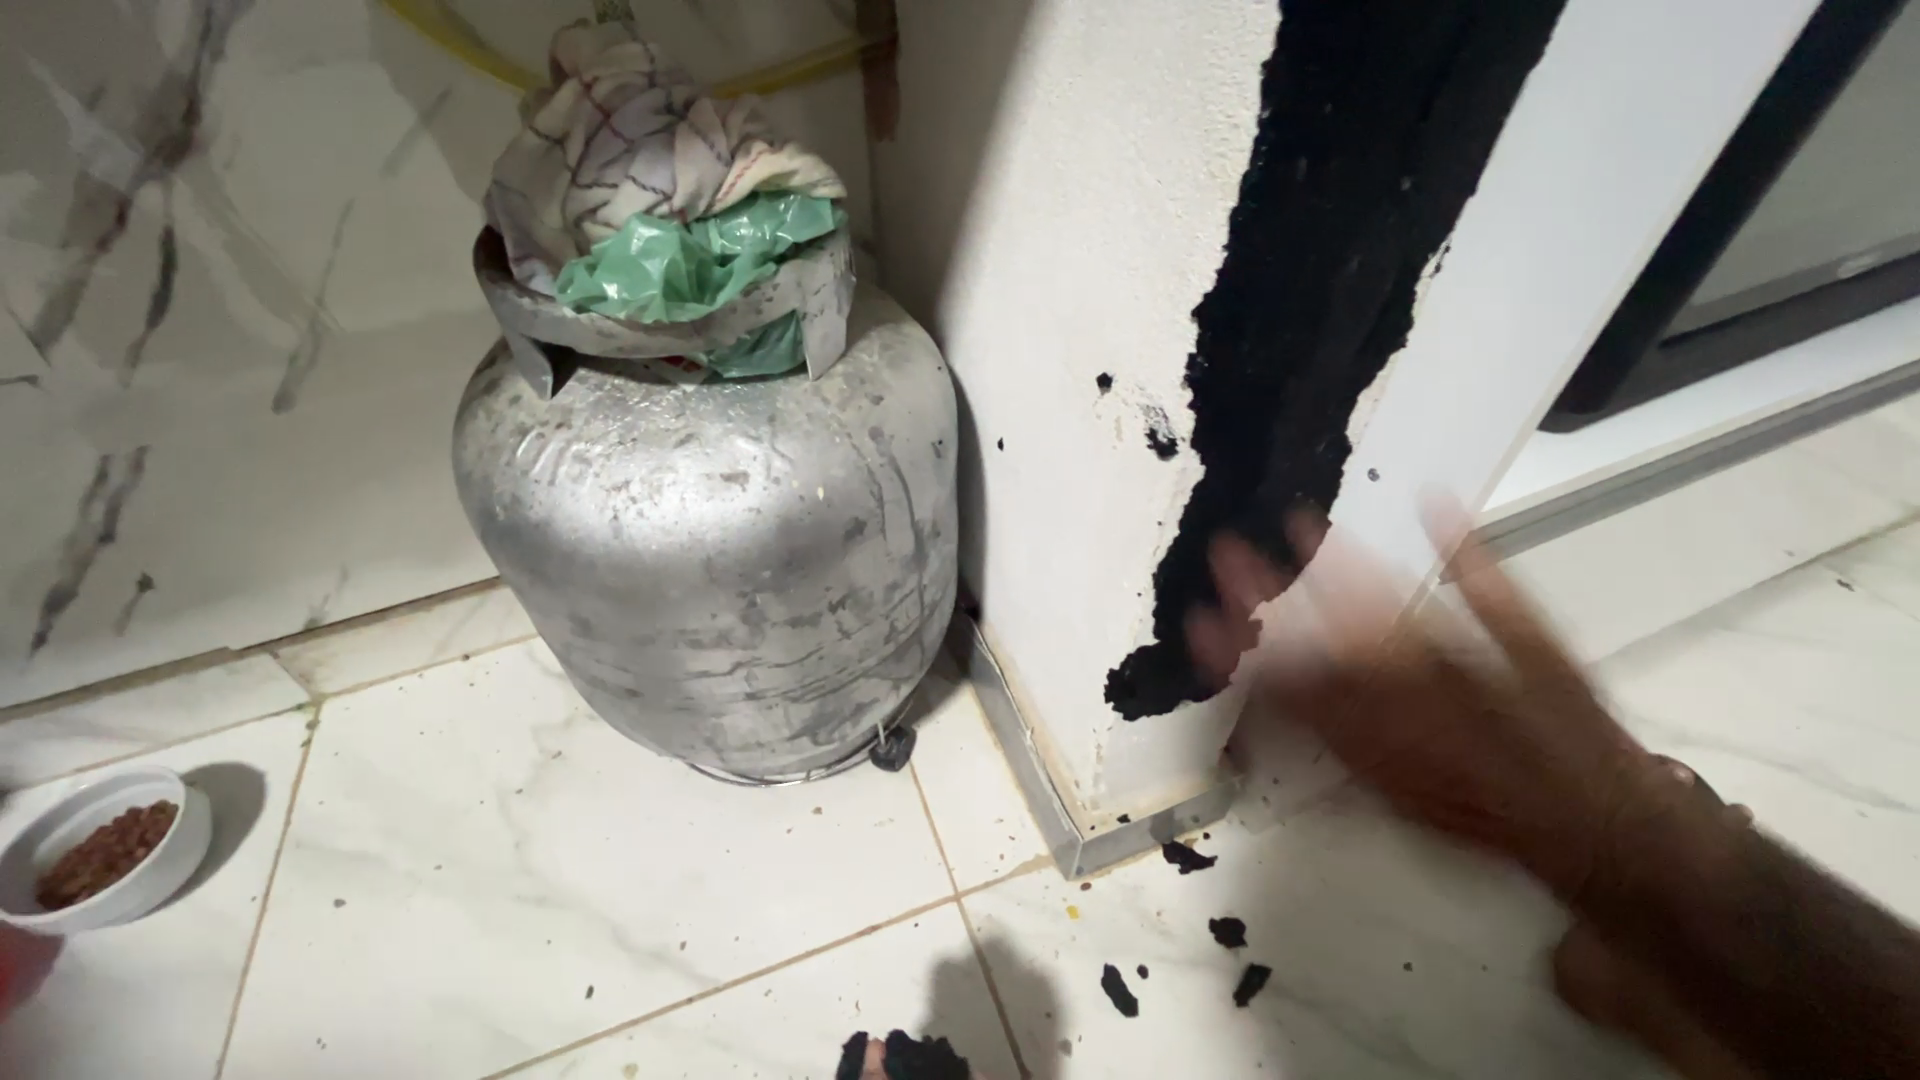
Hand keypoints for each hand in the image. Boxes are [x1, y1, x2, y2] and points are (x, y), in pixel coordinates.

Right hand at [1185, 508, 1663, 899]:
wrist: (1599, 823)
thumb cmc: (1481, 817)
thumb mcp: (1390, 798)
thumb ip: (1329, 747)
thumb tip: (1272, 712)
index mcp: (1373, 741)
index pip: (1288, 688)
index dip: (1239, 651)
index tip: (1200, 618)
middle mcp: (1411, 699)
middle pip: (1324, 640)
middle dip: (1267, 595)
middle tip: (1227, 551)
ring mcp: (1468, 663)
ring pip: (1388, 612)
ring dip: (1338, 566)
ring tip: (1300, 521)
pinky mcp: (1524, 641)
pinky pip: (1492, 592)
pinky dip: (1464, 547)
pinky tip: (1433, 501)